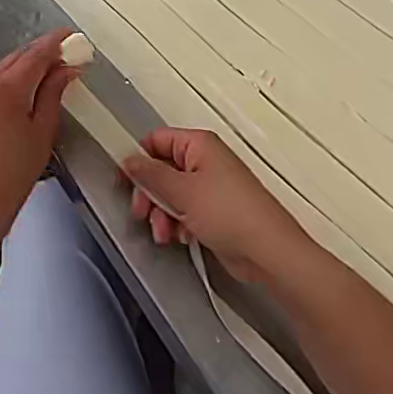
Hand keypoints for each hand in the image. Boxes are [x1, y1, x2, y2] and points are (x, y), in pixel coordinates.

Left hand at [0, 29, 80, 223]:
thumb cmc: (18, 165)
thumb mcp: (45, 125)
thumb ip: (54, 90)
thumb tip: (67, 68)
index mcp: (8, 87)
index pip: (36, 53)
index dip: (56, 42)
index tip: (72, 36)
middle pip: (22, 54)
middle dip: (46, 50)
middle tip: (71, 51)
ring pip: (12, 61)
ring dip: (33, 59)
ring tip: (59, 63)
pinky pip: (2, 72)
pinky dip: (21, 70)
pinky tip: (37, 76)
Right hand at [122, 128, 312, 283]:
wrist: (268, 253)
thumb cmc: (233, 214)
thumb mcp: (182, 191)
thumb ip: (150, 174)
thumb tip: (130, 160)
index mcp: (199, 144)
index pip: (156, 140)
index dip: (138, 159)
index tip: (124, 179)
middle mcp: (204, 162)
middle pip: (161, 169)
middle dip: (149, 193)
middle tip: (141, 210)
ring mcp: (209, 187)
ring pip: (170, 194)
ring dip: (160, 213)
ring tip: (163, 231)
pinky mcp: (213, 212)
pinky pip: (183, 211)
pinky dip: (176, 223)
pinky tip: (177, 237)